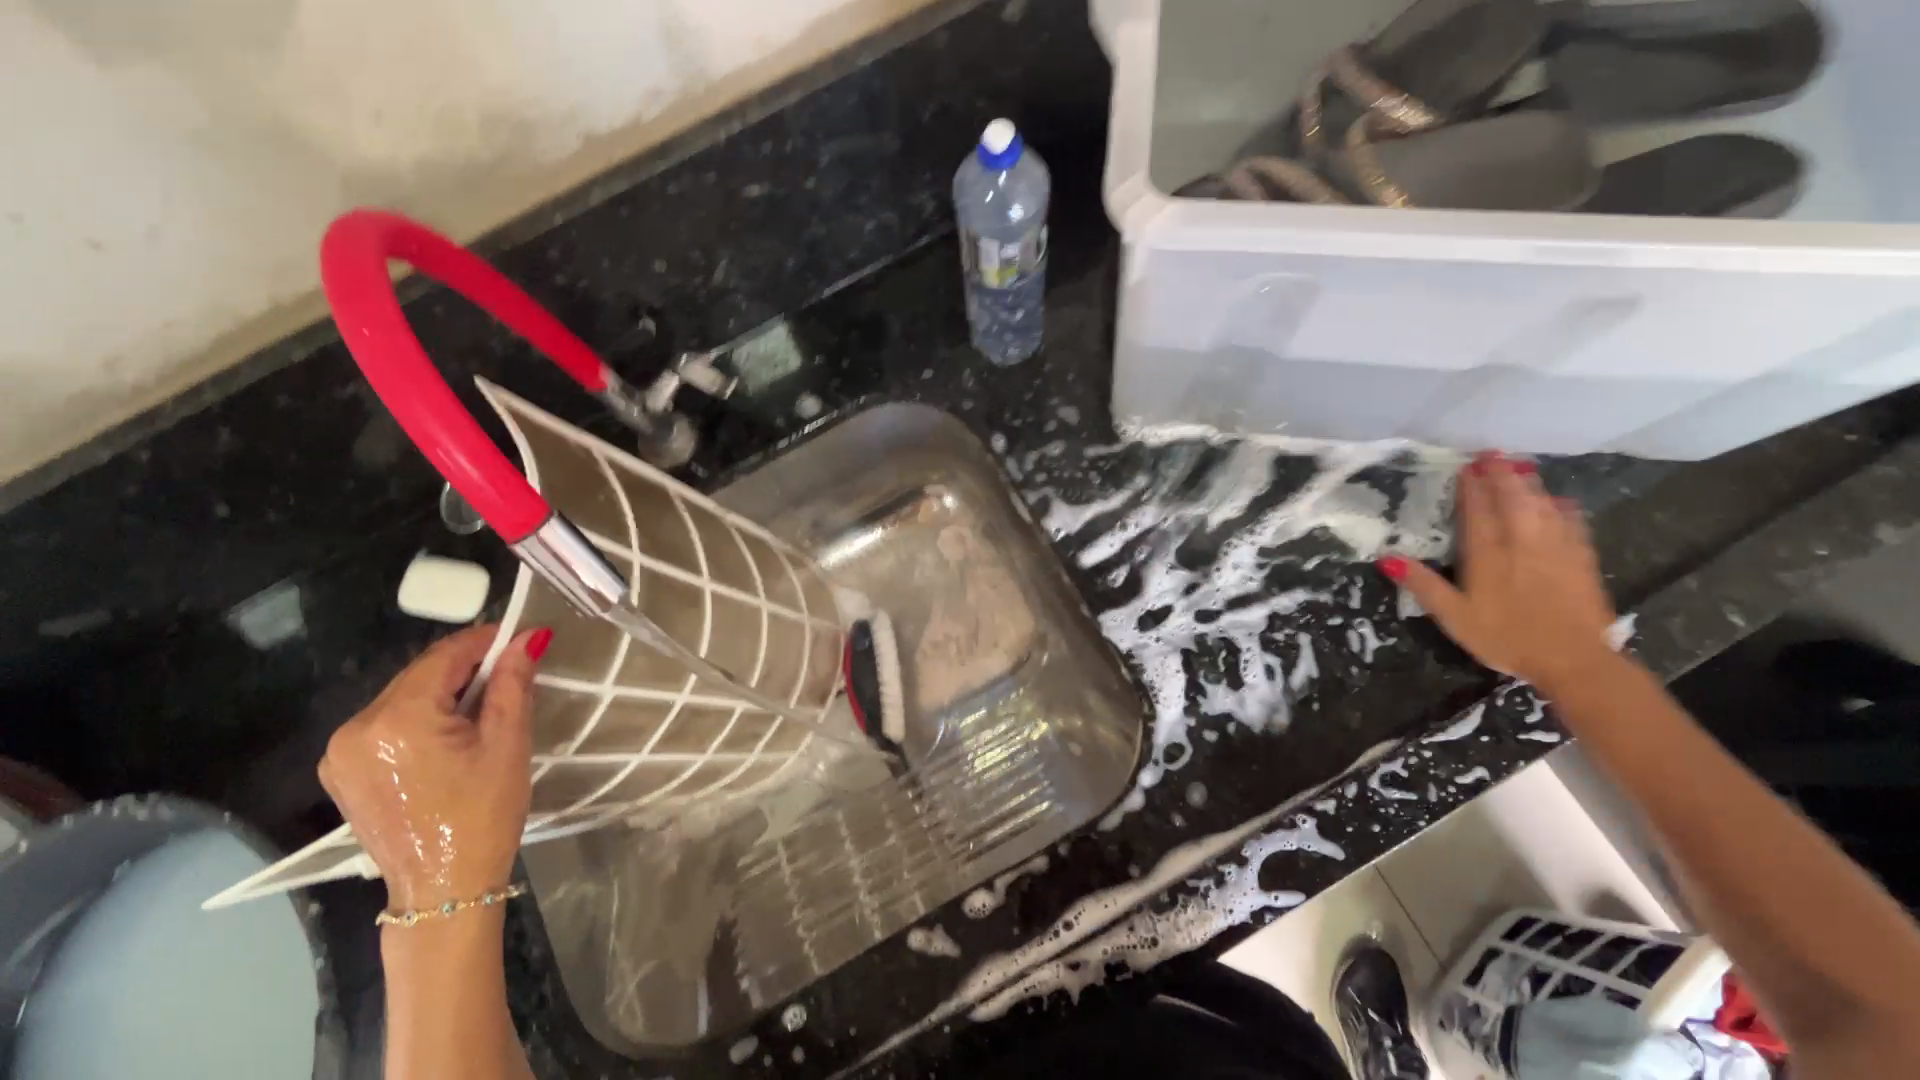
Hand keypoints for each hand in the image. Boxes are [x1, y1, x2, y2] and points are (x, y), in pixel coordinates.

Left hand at [318, 624, 550, 910]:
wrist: (444, 888)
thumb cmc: (484, 815)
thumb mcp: (507, 744)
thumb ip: (513, 683)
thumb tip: (528, 638)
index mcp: (397, 718)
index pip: (444, 656)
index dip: (485, 641)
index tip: (521, 638)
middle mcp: (356, 726)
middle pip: (419, 676)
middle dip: (465, 669)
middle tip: (510, 674)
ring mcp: (340, 751)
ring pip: (401, 698)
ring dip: (441, 694)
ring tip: (482, 709)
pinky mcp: (341, 771)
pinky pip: (385, 725)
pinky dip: (418, 719)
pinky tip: (447, 737)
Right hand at [1379, 453, 1615, 691]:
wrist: (1573, 659)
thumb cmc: (1506, 638)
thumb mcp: (1454, 617)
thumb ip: (1423, 585)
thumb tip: (1386, 557)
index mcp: (1488, 553)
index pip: (1478, 510)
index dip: (1472, 485)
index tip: (1467, 464)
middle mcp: (1522, 541)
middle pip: (1512, 499)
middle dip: (1502, 474)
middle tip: (1493, 454)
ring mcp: (1556, 548)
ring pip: (1542, 505)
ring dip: (1530, 484)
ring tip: (1521, 467)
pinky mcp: (1581, 559)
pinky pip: (1571, 523)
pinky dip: (1562, 507)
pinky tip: (1560, 501)